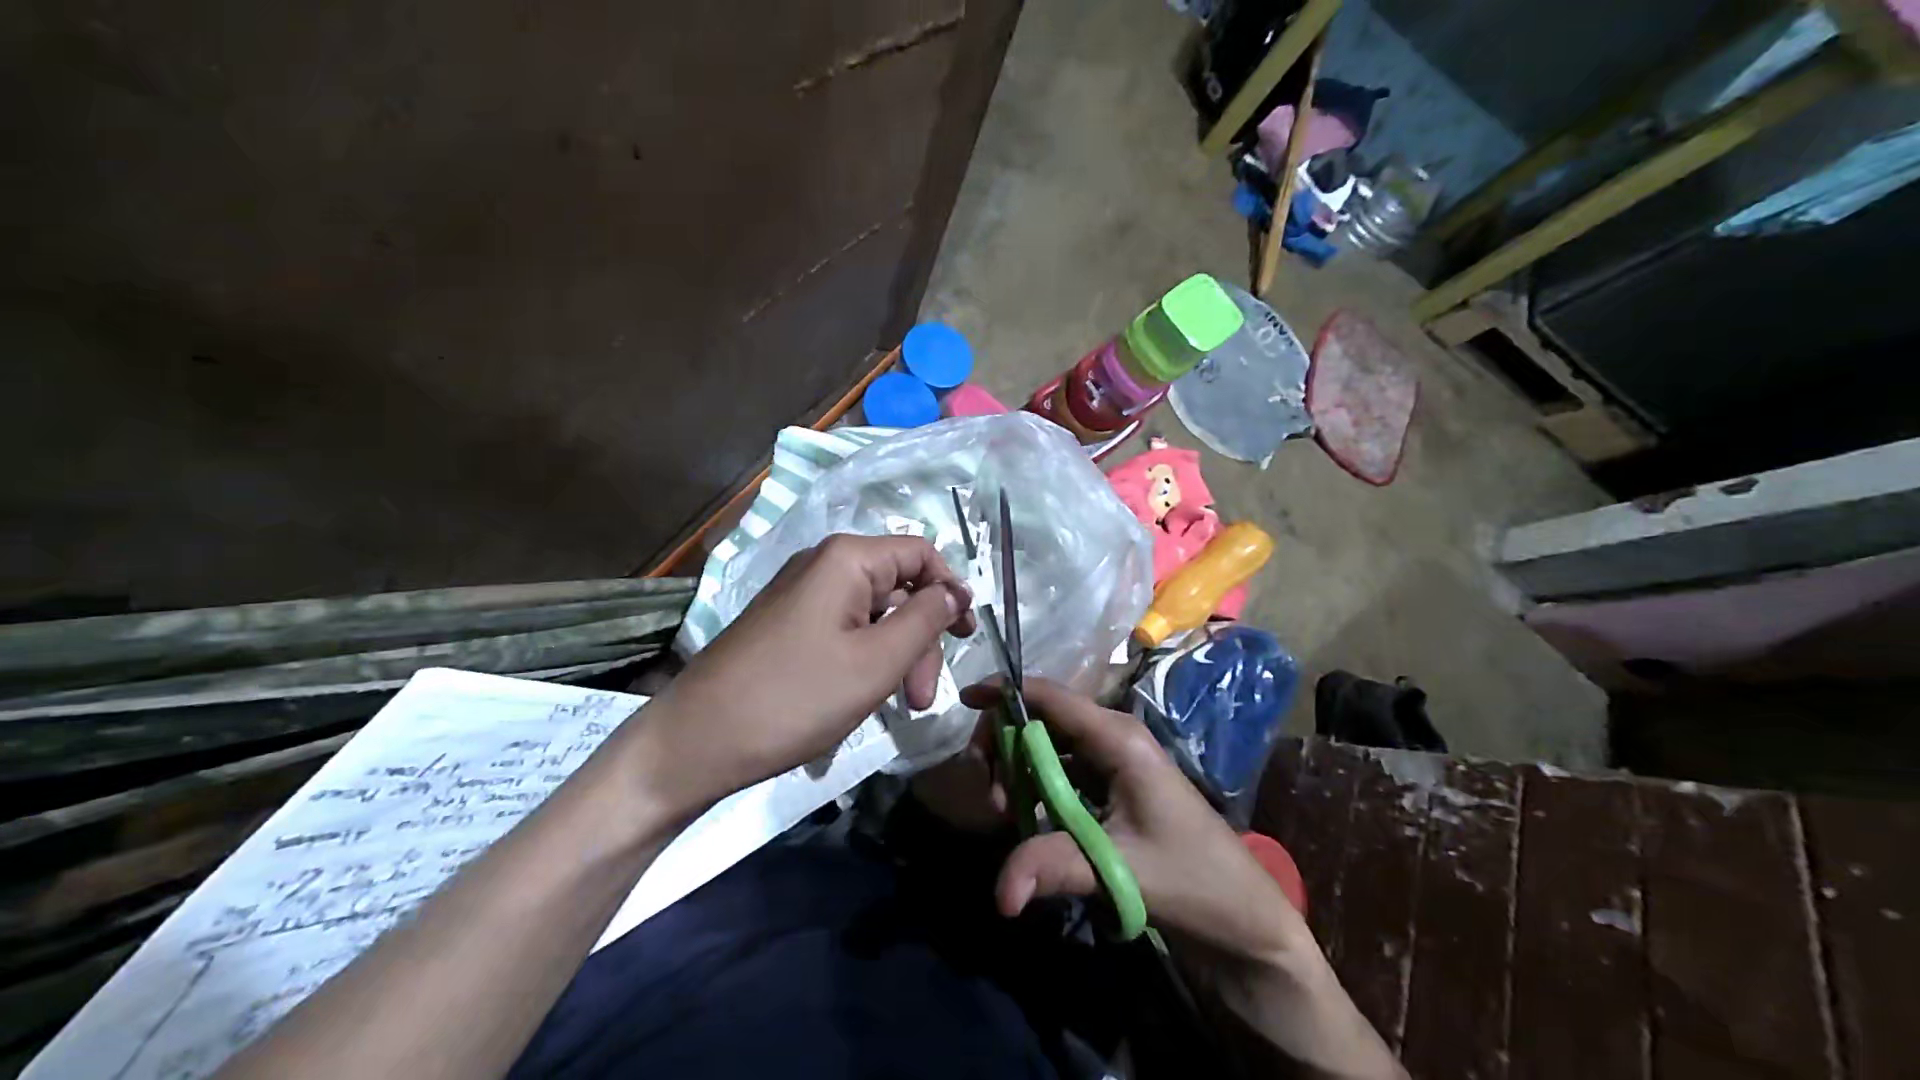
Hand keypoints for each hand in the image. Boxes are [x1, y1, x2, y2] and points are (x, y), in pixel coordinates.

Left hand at [638, 534, 974, 810]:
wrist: (698, 740)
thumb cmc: (795, 696)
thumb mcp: (877, 661)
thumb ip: (926, 620)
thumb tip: (955, 591)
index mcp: (846, 559)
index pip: (920, 553)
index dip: (950, 590)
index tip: (966, 639)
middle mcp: (822, 565)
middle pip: (897, 589)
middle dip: (919, 641)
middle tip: (920, 699)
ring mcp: (801, 596)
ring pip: (872, 616)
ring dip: (894, 658)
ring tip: (897, 708)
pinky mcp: (787, 626)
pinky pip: (843, 632)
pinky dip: (864, 661)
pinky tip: (861, 700)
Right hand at [958, 677, 1309, 963]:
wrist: (1245, 919)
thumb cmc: (1193, 880)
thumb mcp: (1120, 869)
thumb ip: (1056, 867)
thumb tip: (999, 893)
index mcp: (1120, 739)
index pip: (1051, 696)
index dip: (1006, 691)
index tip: (964, 700)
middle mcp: (1114, 738)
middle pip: (1043, 719)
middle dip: (1005, 745)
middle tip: (989, 796)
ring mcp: (1115, 762)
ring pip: (1049, 746)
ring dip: (1018, 770)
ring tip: (1005, 814)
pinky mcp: (1114, 787)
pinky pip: (1062, 772)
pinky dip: (1037, 788)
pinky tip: (1028, 820)